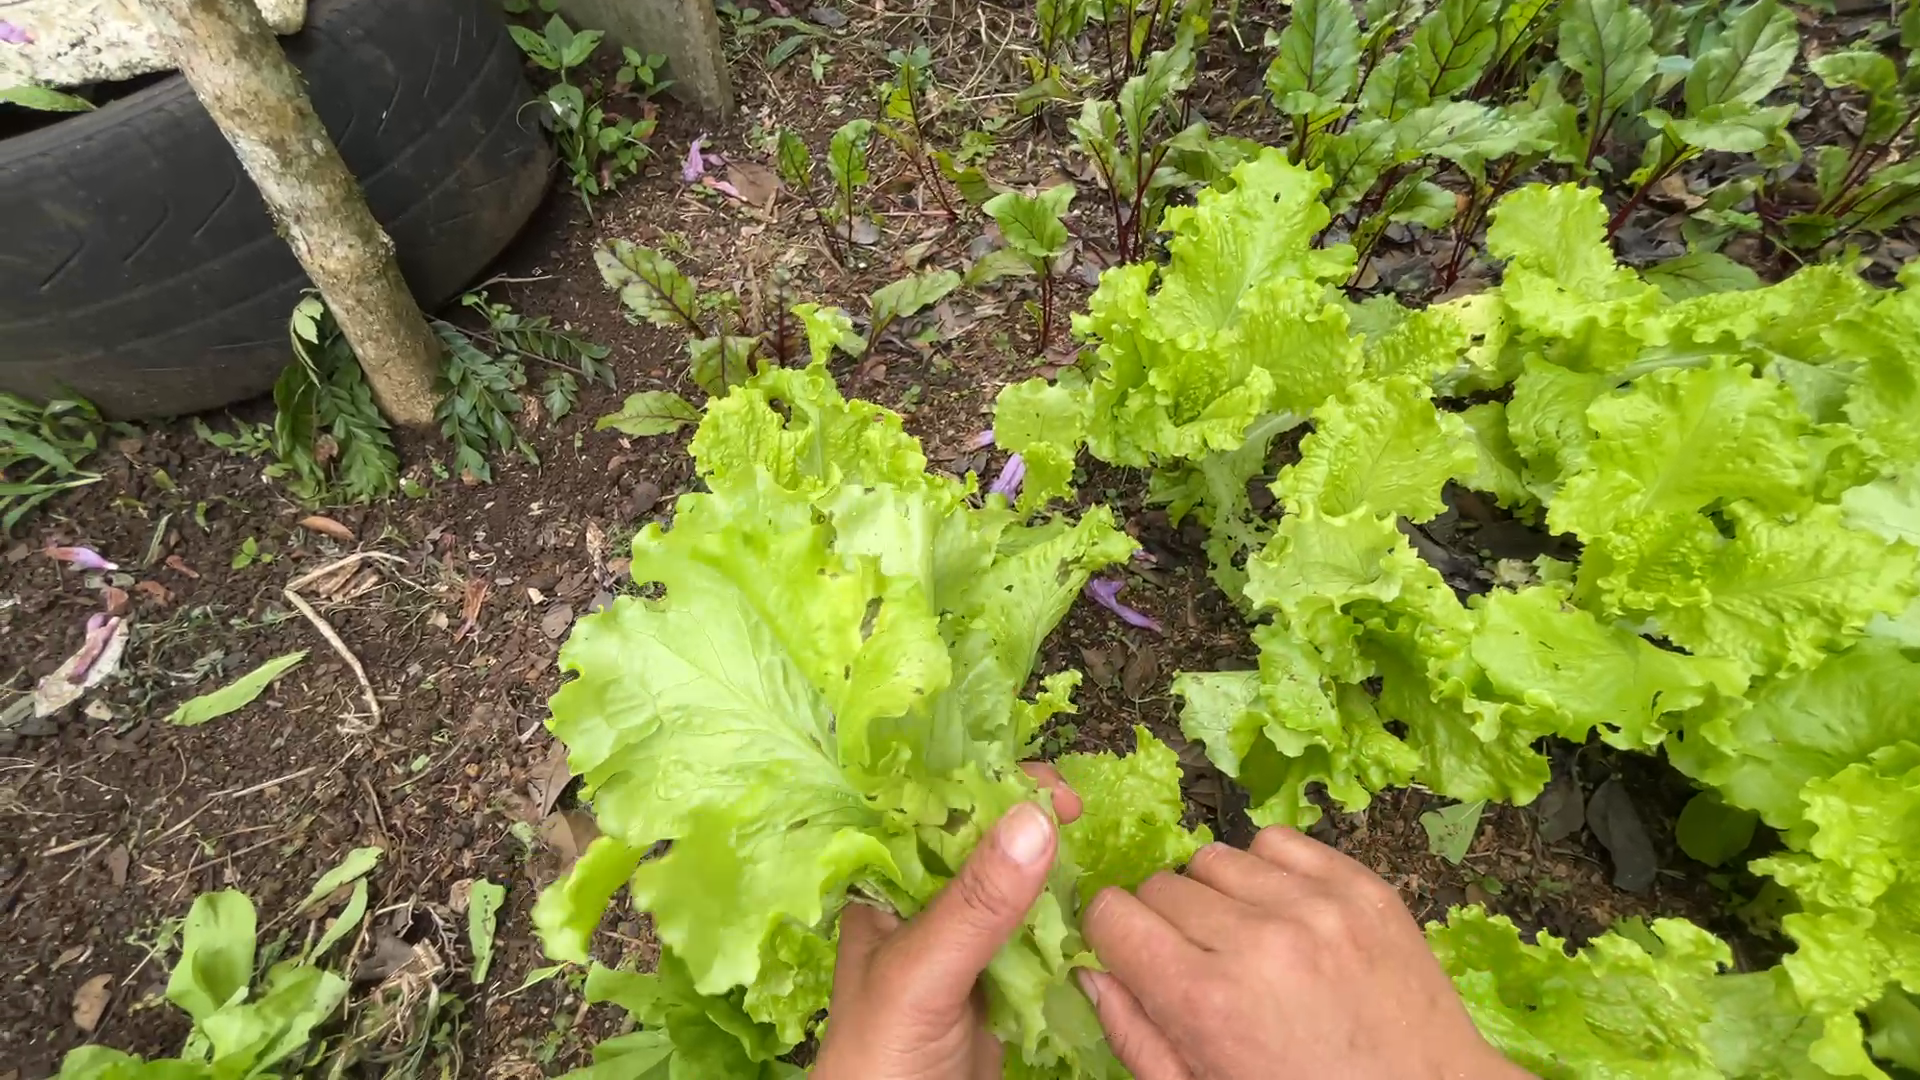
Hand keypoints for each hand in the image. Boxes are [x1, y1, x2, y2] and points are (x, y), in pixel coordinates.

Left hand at [811, 765, 1082, 1079]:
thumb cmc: (882, 1061)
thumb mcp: (921, 976)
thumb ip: (974, 904)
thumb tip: (1036, 818)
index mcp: (888, 882)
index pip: (934, 806)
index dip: (986, 781)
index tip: (1045, 784)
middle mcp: (923, 900)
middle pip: (979, 836)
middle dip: (1025, 816)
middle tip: (1076, 810)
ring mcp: (962, 939)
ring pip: (1011, 880)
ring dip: (1049, 863)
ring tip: (1088, 847)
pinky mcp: (996, 978)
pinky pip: (1034, 930)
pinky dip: (1062, 915)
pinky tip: (1088, 903)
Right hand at [1080, 826, 1530, 1079]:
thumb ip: (1134, 1035)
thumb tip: (1088, 965)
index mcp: (1209, 1001)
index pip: (1110, 912)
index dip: (1115, 936)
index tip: (1137, 956)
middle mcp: (1258, 939)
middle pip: (1159, 884)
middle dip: (1168, 923)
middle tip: (1205, 965)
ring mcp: (1314, 905)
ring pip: (1211, 858)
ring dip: (1217, 896)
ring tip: (1251, 942)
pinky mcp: (1359, 883)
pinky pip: (1272, 841)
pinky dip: (1267, 873)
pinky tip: (1288, 916)